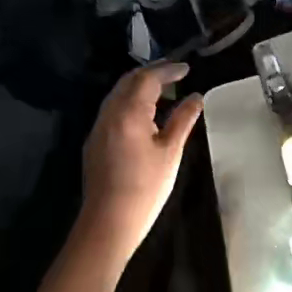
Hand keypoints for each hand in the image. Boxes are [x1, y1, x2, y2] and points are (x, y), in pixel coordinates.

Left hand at [78, 63, 203, 261]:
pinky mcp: (94, 141)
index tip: (187, 69)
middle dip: (152, 73)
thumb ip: (183, 119)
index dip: (168, 70)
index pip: (148, 79)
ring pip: (118, 94)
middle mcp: (109, 113)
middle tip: (175, 74)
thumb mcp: (171, 152)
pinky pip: (112, 109)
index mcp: (128, 112)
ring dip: (139, 86)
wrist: (108, 222)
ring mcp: (98, 127)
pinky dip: (130, 102)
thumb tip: (197, 97)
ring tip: (164, 90)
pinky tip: (145, 113)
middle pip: (129, 81)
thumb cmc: (146, 188)